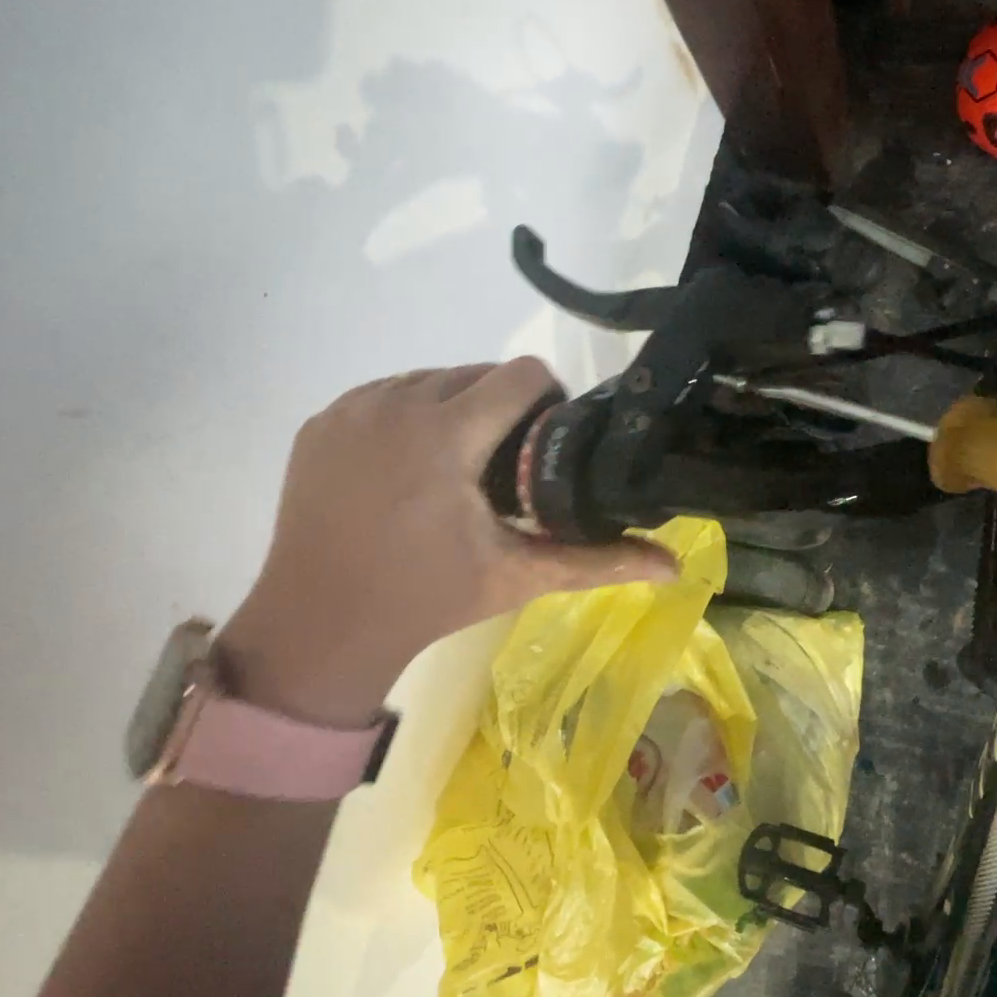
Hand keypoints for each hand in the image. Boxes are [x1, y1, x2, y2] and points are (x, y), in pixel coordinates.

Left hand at [217, 359, 675, 726]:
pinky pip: (384, 396)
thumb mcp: (520, 575)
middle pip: (477, 373)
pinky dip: (407, 418)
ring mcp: (351, 409)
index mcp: (447, 434)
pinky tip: (411, 470)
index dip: (548, 399)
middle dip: (501, 408)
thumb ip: (599, 560)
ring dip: (456, 409)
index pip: (522, 372)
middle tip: (505, 466)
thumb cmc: (429, 598)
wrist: (321, 623)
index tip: (546, 441)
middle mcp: (396, 403)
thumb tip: (674, 566)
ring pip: (429, 380)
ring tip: (460, 468)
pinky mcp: (322, 422)